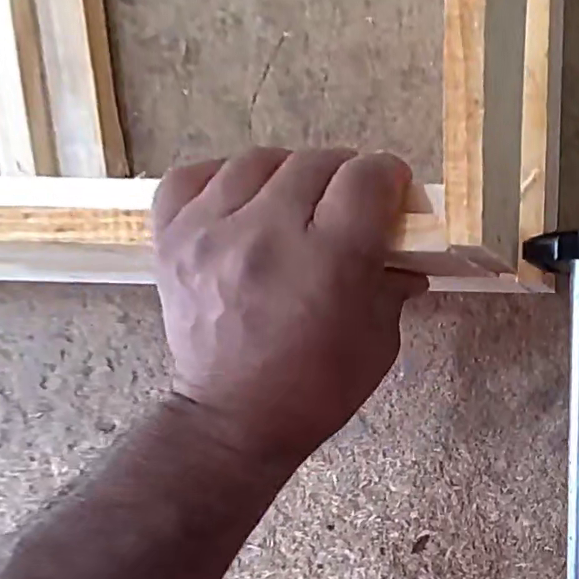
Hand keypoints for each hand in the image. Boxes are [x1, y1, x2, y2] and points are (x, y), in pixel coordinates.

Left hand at [151, 147, 428, 461]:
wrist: (237, 418)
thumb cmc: (321, 386)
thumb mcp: (380, 340)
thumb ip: (393, 286)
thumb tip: (405, 261)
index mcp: (330, 261)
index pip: (365, 179)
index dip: (389, 175)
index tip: (395, 190)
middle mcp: (268, 233)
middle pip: (317, 162)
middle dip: (348, 174)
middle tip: (355, 202)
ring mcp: (211, 232)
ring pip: (260, 160)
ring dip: (293, 173)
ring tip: (301, 200)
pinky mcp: (172, 239)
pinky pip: (195, 175)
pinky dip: (227, 178)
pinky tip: (245, 200)